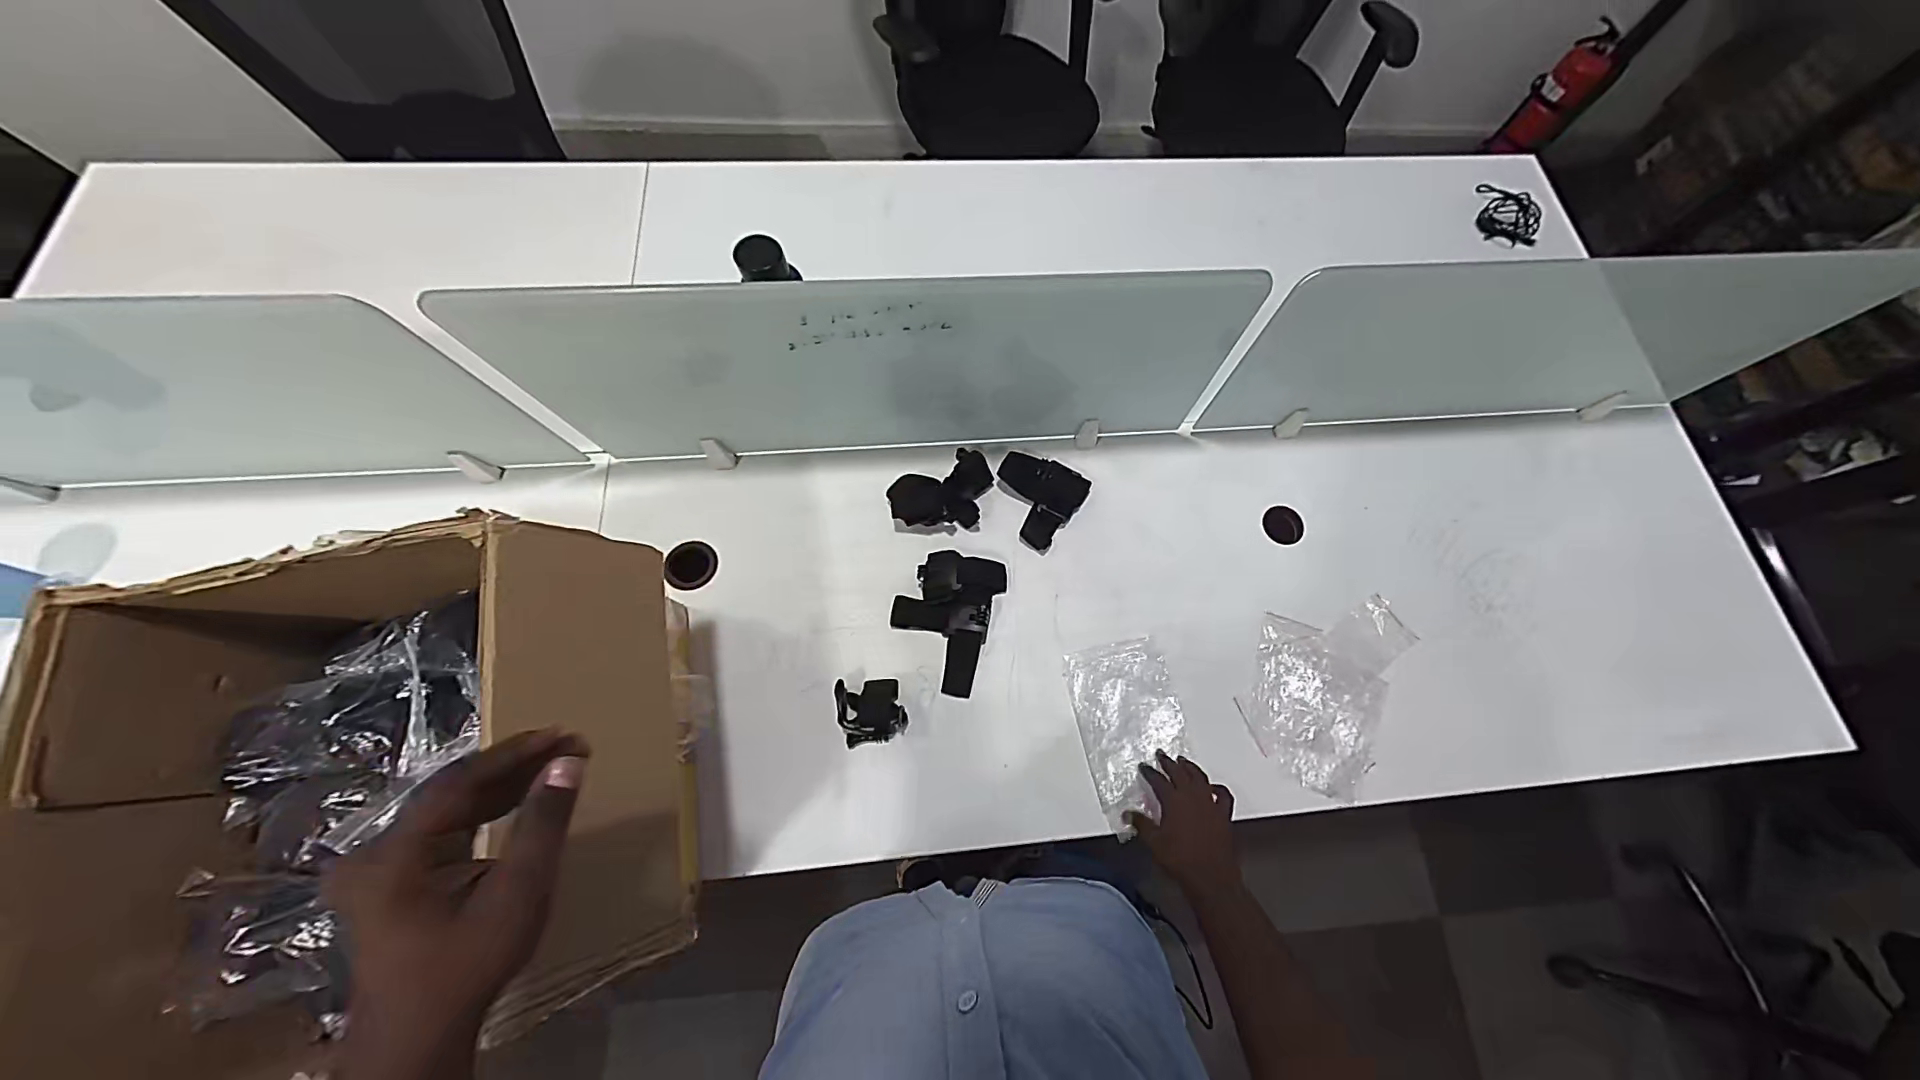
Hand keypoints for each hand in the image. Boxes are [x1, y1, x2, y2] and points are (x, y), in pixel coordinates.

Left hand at [325, 728, 588, 1079]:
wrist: (420, 1034)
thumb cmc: (471, 961)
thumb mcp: (519, 891)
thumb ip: (543, 822)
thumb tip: (568, 761)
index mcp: (394, 855)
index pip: (459, 781)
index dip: (513, 753)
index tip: (561, 734)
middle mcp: (375, 851)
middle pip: (452, 789)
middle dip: (514, 765)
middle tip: (567, 746)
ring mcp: (379, 865)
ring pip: (449, 804)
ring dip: (503, 784)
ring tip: (555, 764)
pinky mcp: (391, 876)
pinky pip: (445, 825)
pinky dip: (486, 808)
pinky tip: (521, 797)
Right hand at [1126, 751, 1239, 896]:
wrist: (1211, 878)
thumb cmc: (1180, 859)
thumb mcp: (1154, 842)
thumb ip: (1141, 824)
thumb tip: (1128, 814)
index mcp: (1174, 801)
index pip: (1158, 780)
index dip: (1150, 772)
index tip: (1144, 767)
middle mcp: (1193, 797)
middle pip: (1179, 773)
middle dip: (1169, 762)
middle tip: (1161, 755)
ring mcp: (1210, 804)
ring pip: (1200, 778)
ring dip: (1190, 768)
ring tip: (1184, 761)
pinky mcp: (1224, 815)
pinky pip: (1223, 795)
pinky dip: (1217, 788)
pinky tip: (1213, 787)